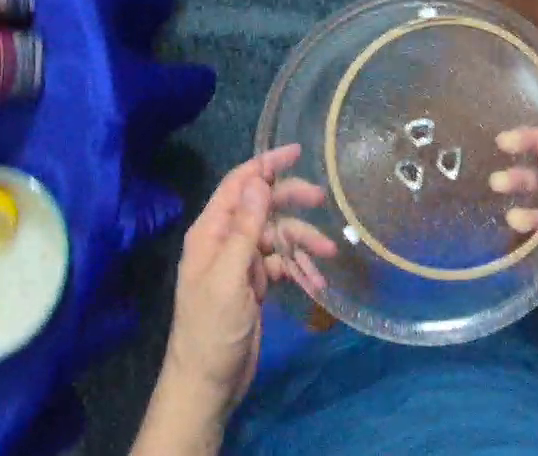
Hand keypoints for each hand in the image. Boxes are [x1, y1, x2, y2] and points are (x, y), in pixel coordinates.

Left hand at [162, 144, 338, 411]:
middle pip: (262, 206)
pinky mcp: (254, 285)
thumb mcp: (229, 276)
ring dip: (302, 241)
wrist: (207, 385)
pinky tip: (317, 281)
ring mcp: (240, 263)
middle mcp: (225, 240)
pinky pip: (281, 264)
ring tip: (329, 253)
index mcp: (211, 231)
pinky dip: (299, 268)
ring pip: (277, 236)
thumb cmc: (212, 328)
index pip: (239, 184)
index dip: (266, 164)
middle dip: (291, 201)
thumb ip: (244, 228)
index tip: (297, 151)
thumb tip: (258, 180)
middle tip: (322, 199)